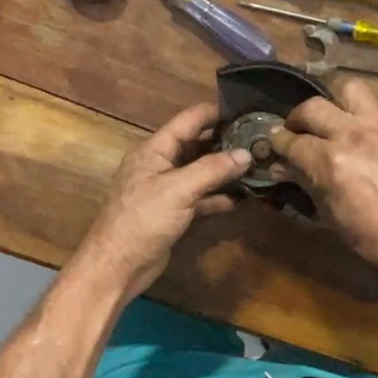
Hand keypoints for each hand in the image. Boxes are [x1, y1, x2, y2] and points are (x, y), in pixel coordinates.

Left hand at [77, 103, 252, 295]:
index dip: (216, 113)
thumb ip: (213, 169)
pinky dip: (220, 196)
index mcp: (155, 150)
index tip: (247, 111)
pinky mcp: (175, 212)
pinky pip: (202, 198)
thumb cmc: (142, 220)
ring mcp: (168, 190)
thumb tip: (246, 153)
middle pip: (198, 145)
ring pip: (202, 172)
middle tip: (260, 139)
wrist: (118, 266)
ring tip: (258, 165)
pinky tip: (243, 197)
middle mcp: (161, 165)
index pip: (189, 121)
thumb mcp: (179, 189)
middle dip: (226, 141)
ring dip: (226, 170)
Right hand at [267, 79, 377, 284]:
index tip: (275, 143)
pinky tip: (366, 132)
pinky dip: (366, 115)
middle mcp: (353, 135)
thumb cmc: (369, 234)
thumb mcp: (328, 212)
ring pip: (349, 90)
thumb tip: (279, 167)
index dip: (278, 143)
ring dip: (335, 102)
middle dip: (298, 118)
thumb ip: (303, 181)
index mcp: (330, 161)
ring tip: (334, 119)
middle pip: (313, 107)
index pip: (292, 141)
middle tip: (298, 130)